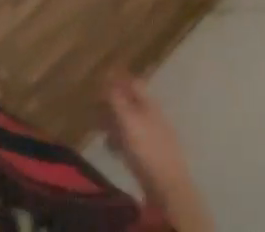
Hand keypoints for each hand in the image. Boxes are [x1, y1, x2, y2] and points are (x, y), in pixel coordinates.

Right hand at [106, 70, 211, 231]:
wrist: (169, 188)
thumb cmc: (147, 149)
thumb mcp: (128, 120)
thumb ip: (117, 99)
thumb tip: (107, 76)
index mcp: (149, 105)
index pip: (134, 83)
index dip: (118, 78)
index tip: (101, 77)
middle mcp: (152, 117)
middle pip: (131, 103)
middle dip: (112, 103)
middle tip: (95, 106)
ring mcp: (153, 137)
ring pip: (130, 123)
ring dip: (114, 123)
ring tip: (100, 129)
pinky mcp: (150, 156)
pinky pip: (132, 142)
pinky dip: (120, 141)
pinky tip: (112, 149)